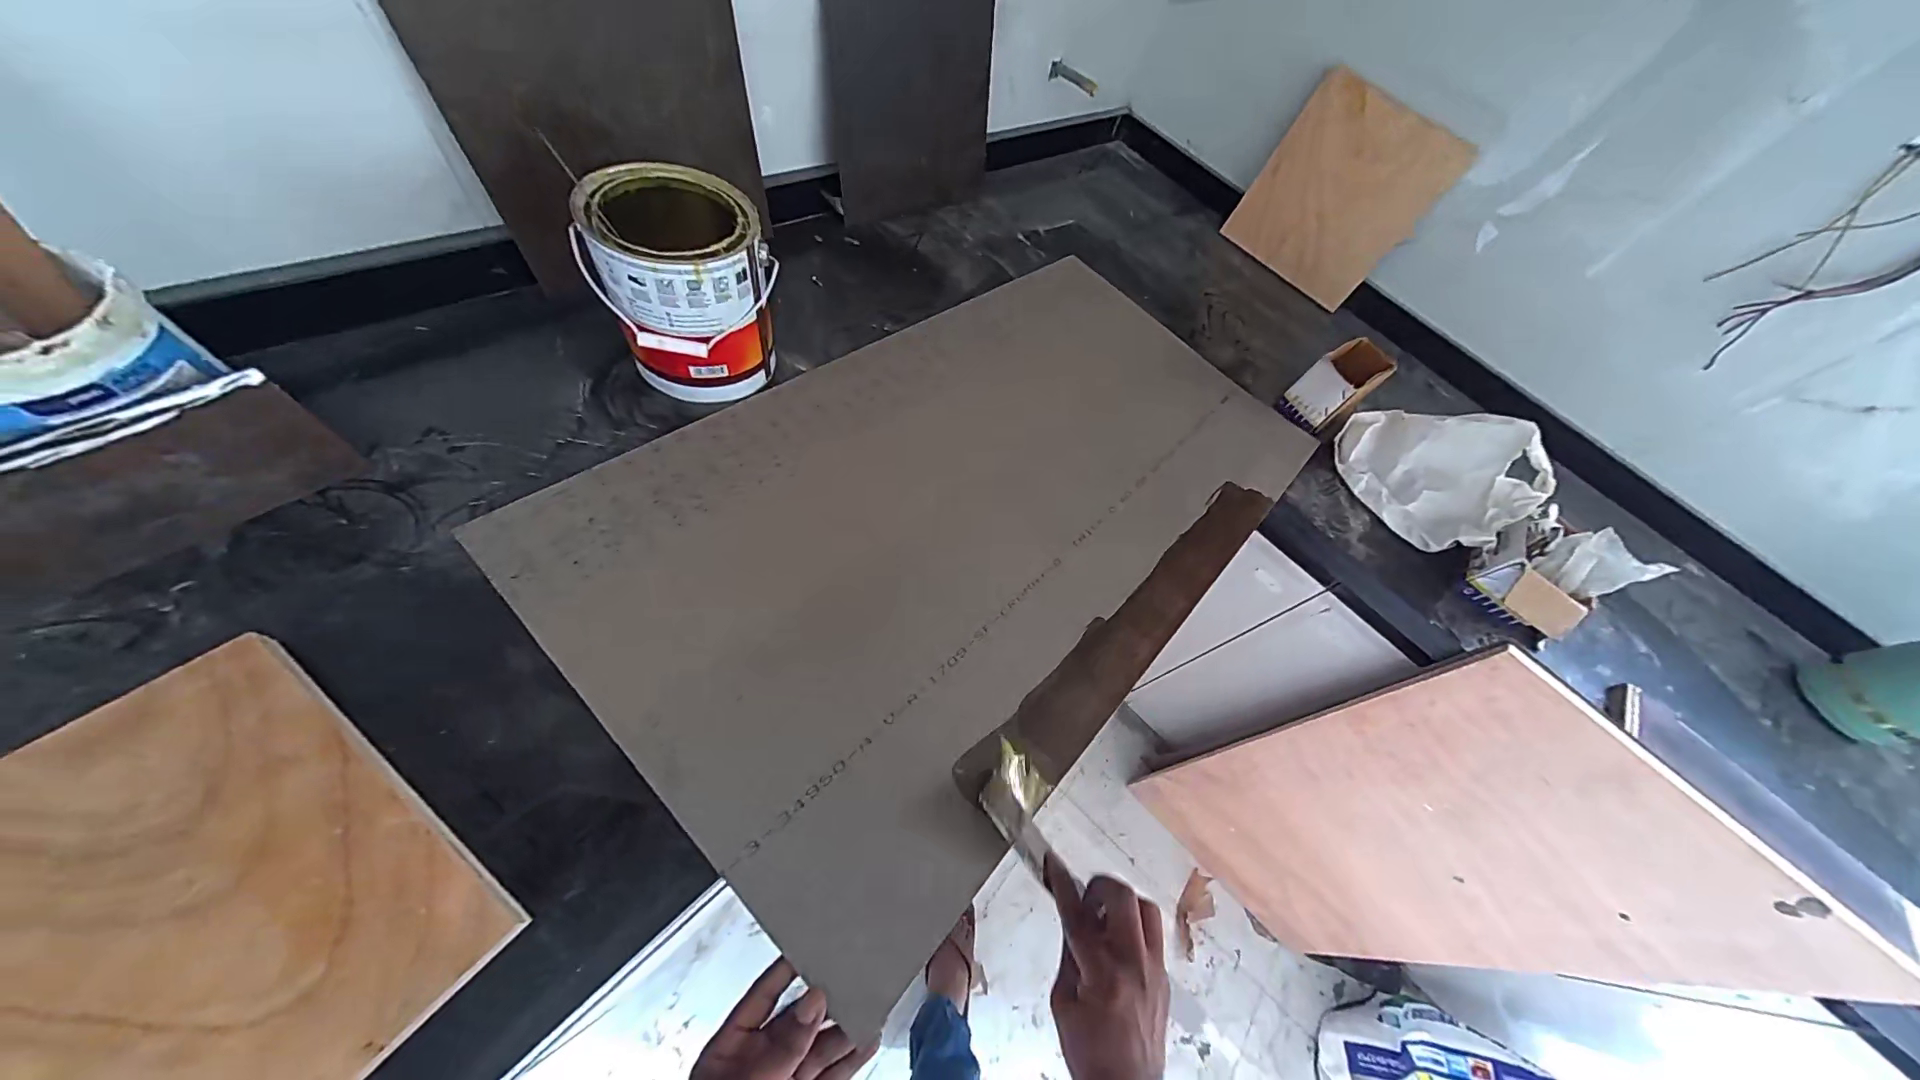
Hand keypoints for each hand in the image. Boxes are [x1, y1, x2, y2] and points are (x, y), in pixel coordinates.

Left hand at [690, 956, 876, 1079]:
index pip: (761, 996)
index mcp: (729, 1050)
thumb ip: (781, 1047)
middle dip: (826, 999)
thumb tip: (812, 1000)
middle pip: (797, 1020)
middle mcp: (758, 1063)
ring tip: (870, 1003)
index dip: (786, 969)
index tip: (813, 942)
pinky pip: (830, 1077)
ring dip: (845, 1027)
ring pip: (819, 1049)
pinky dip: (851, 1060)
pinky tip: (866, 1042)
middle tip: (854, 974)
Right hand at [1046, 857, 1169, 1079]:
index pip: (1078, 914)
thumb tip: (1071, 921)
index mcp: (1103, 972)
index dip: (1062, 883)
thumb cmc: (1090, 1054)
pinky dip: (1133, 926)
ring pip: (1146, 908)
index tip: (1053, 863)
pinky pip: (1152, 934)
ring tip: (1103, 916)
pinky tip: (1117, 942)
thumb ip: (1068, 955)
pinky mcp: (1165, 978)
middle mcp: (1135, 964)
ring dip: (1121, 903)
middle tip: (1084, 896)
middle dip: (1099, 886)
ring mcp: (1155, 970)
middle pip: (1122, 897)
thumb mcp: (1063, 1002)